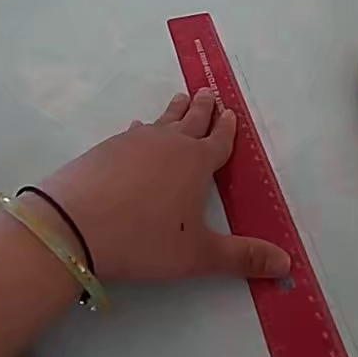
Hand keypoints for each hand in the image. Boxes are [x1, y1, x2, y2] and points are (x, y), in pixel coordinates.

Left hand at [37, 89, 289, 284]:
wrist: (68, 227)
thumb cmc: (143, 239)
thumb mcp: (198, 255)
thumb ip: (243, 258)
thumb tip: (288, 265)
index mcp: (198, 162)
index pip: (220, 140)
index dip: (228, 129)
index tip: (232, 113)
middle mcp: (170, 144)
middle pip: (193, 120)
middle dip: (205, 108)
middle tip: (210, 91)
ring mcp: (134, 143)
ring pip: (163, 120)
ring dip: (175, 110)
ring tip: (181, 98)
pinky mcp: (105, 149)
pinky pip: (134, 132)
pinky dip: (144, 128)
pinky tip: (138, 130)